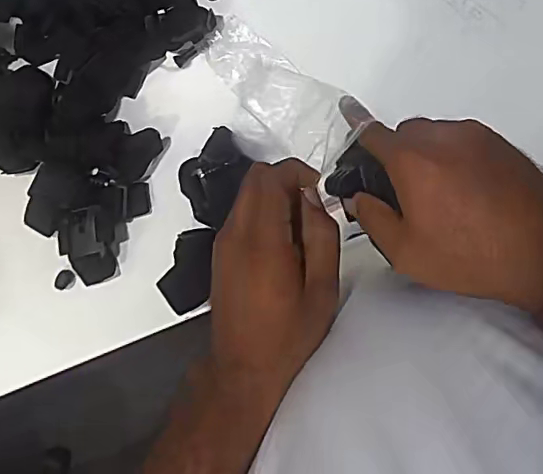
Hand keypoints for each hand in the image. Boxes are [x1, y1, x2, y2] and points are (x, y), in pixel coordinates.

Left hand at [208, 158, 340, 410]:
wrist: (242, 370)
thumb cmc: (286, 337)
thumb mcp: (322, 289)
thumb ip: (322, 235)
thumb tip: (313, 199)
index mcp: (261, 240)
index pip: (271, 177)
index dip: (297, 172)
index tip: (317, 187)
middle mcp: (236, 233)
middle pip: (256, 178)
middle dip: (286, 181)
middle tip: (310, 209)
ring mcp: (224, 241)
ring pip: (248, 193)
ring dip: (274, 197)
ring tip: (298, 232)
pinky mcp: (220, 250)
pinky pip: (242, 213)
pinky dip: (263, 212)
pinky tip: (281, 245)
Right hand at [347, 115, 542, 316]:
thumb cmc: (473, 255)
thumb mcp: (409, 253)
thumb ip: (374, 219)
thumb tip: (359, 198)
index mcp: (410, 160)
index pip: (371, 132)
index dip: (355, 125)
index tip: (346, 111)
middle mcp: (437, 136)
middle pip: (403, 133)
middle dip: (397, 156)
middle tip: (407, 192)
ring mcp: (469, 134)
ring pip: (433, 134)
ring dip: (427, 154)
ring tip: (444, 194)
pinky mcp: (494, 140)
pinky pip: (460, 139)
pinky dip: (455, 155)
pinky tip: (468, 189)